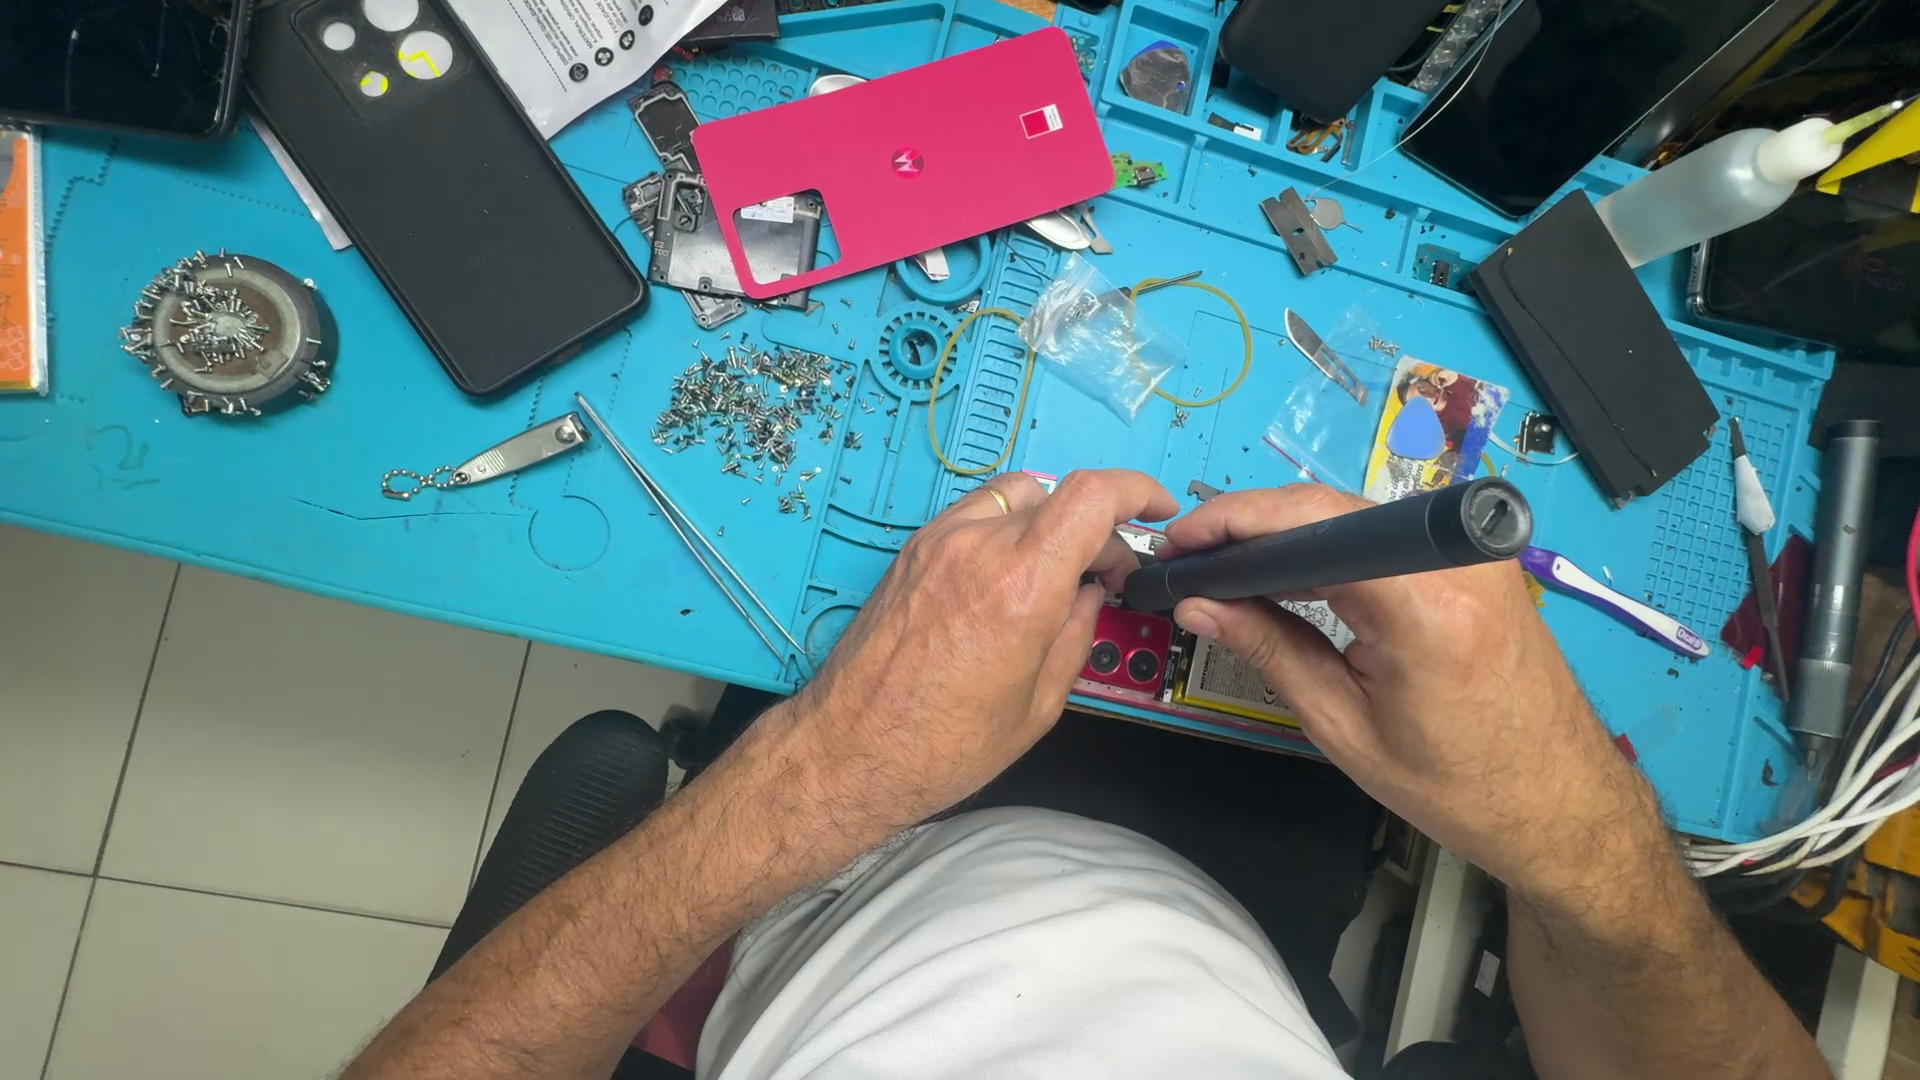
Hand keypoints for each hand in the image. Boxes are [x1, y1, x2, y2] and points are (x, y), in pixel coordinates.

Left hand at [790, 469, 1178, 830]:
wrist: (849, 748)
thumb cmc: (944, 745)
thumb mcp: (1039, 704)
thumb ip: (1076, 633)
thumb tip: (1089, 592)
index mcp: (1021, 585)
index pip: (1093, 496)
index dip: (1139, 490)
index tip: (1156, 509)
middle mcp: (978, 546)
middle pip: (1058, 493)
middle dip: (1098, 526)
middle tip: (1103, 572)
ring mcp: (938, 541)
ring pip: (1015, 494)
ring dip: (1049, 520)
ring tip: (1052, 570)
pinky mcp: (912, 550)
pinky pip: (974, 513)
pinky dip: (1005, 527)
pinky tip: (1005, 572)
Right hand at [1163, 485, 1650, 895]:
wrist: (1565, 809)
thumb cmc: (1454, 784)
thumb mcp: (1342, 724)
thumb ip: (1267, 649)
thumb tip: (1196, 605)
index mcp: (1422, 602)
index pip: (1307, 523)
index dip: (1231, 522)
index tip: (1179, 546)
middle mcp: (1452, 557)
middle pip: (1323, 508)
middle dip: (1243, 524)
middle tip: (1186, 556)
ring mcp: (1467, 555)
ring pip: (1346, 516)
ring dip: (1277, 535)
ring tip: (1218, 566)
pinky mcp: (1468, 563)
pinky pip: (1374, 536)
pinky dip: (1318, 550)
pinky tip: (1280, 573)